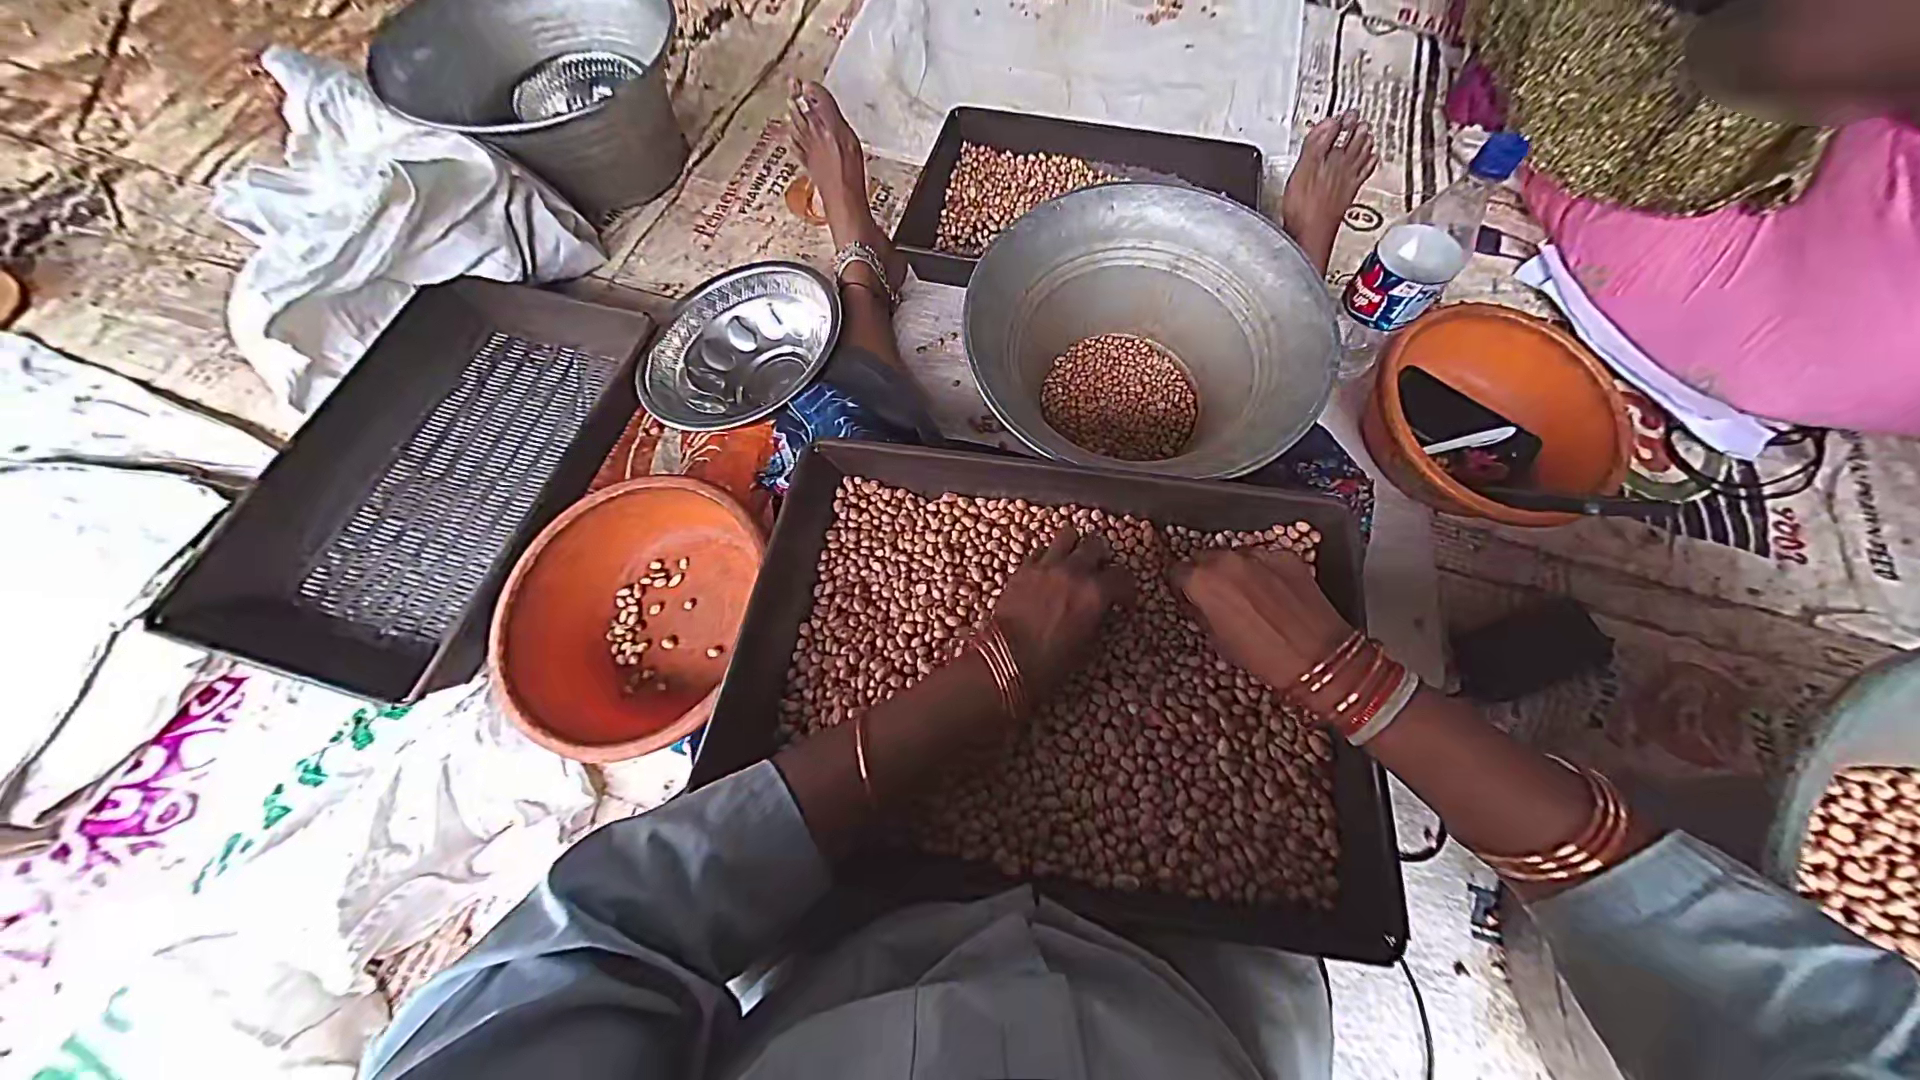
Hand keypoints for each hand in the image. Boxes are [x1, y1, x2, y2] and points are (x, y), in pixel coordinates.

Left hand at [989, 527, 1136, 704]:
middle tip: (1098, 576)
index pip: (1123, 577)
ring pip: (1067, 536)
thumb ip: (1099, 619)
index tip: (1123, 602)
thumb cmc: (1051, 662)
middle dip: (1102, 559)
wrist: (1007, 659)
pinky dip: (1048, 557)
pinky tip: (1048, 572)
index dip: (1127, 590)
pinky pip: (1040, 550)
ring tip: (1073, 563)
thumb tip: (1103, 610)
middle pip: (1096, 545)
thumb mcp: (1088, 645)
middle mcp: (1073, 571)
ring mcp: (1046, 566)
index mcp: (1095, 592)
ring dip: (1074, 547)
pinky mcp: (1023, 568)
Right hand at [1168, 547, 1354, 692]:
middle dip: (1206, 574)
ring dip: (1235, 571)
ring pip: (1235, 556)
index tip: (1188, 595)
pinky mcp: (1286, 556)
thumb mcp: (1216, 638)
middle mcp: (1226, 559)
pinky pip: (1264, 558)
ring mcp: (1258, 555)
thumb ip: (1201, 610)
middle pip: (1204, 557)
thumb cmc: (1262, 655)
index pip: (1177, 571)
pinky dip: (1264, 571)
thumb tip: (1198, 601)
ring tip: (1249, 596)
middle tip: (1218, 597)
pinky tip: (1274, 593)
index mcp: (1201, 580)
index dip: (1181, 586)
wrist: (1317, 657)